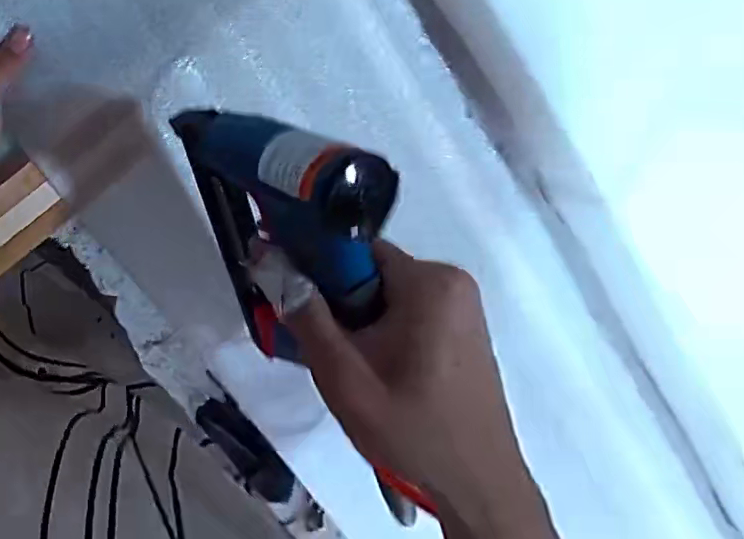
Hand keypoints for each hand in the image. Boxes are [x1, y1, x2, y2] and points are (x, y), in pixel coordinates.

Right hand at [283, 241, 555, 538]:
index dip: (312, 267)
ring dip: (351, 318)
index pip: (347, 247)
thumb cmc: (413, 429)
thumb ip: (300, 309)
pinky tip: (367, 367)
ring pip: (376, 291)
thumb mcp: (342, 372)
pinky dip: (374, 329)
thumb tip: (263, 253)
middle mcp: (450, 284)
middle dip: (332, 300)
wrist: (480, 497)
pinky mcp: (459, 332)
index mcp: (429, 282)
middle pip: (361, 269)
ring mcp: (459, 308)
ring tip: (344, 361)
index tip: (290, 295)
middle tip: (320, 341)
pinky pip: (398, 309)